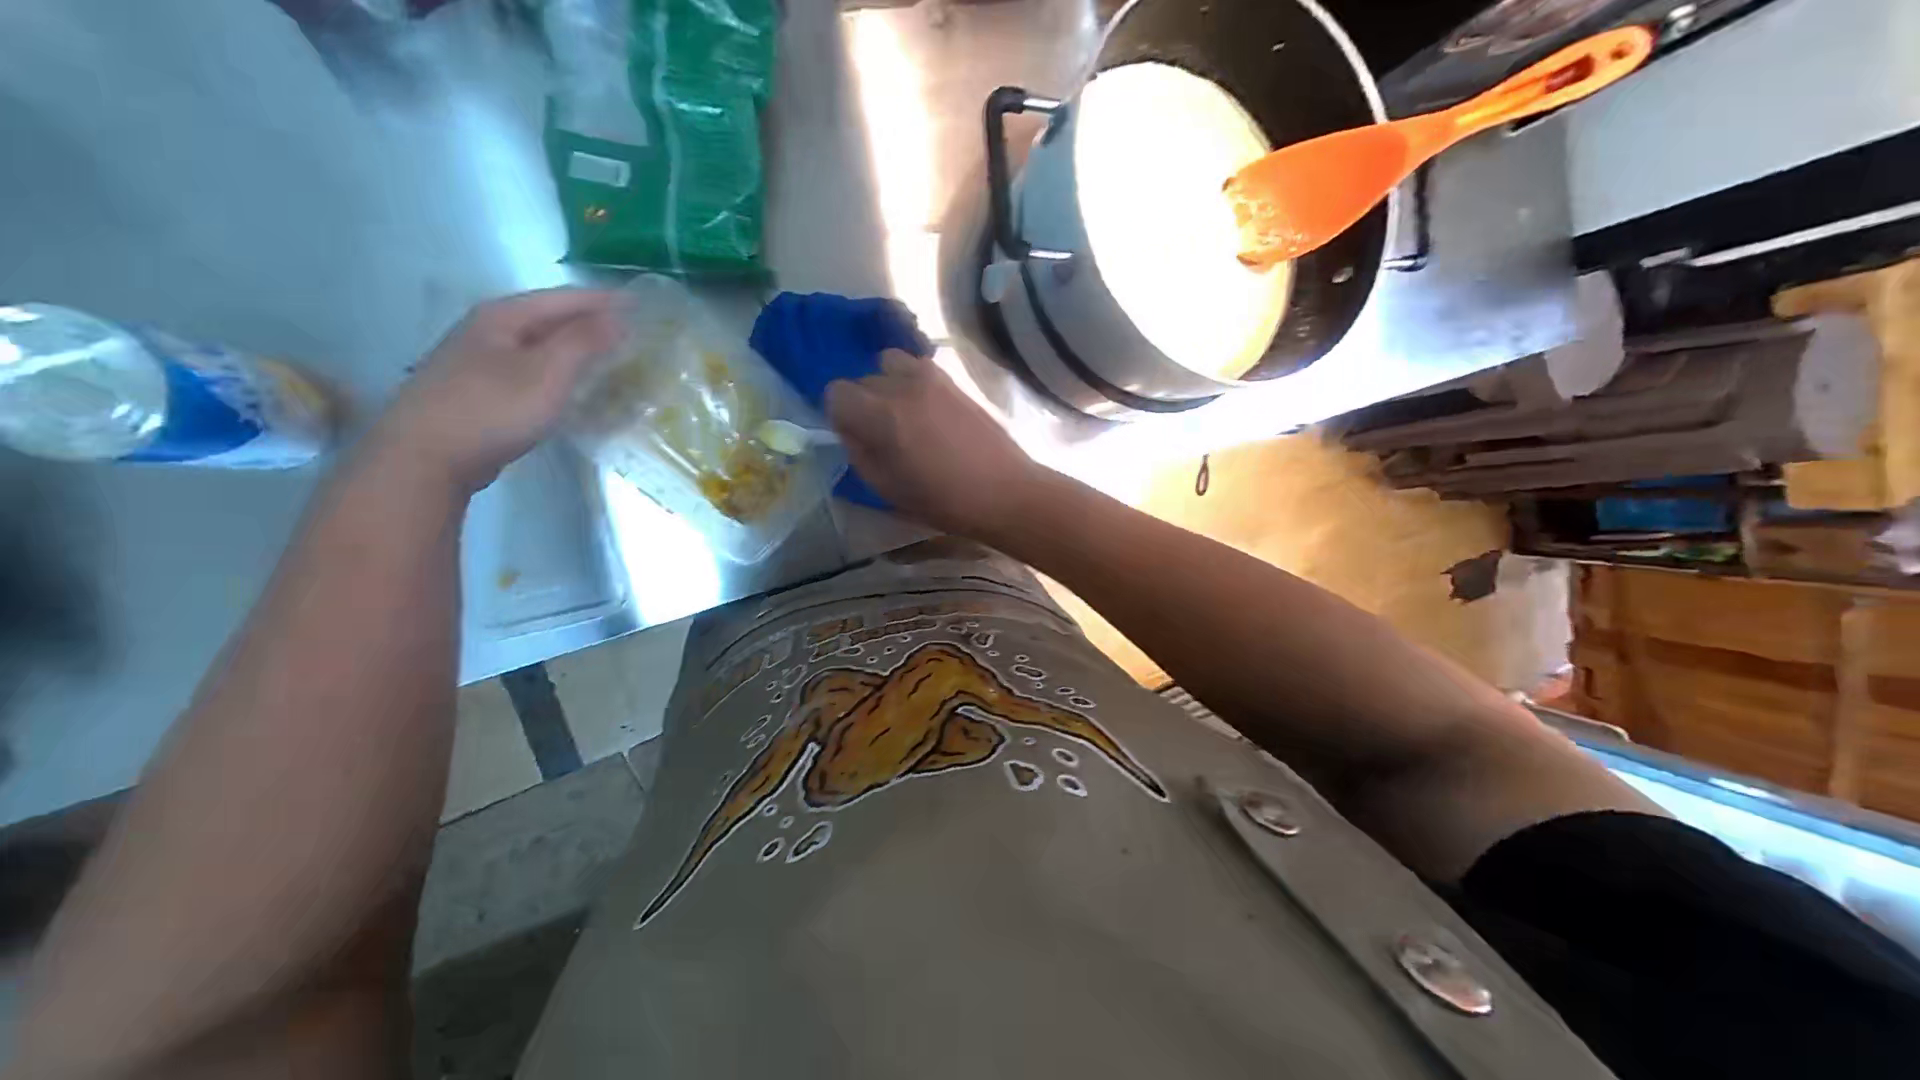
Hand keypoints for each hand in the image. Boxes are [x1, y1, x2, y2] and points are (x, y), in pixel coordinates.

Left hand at [371, 289, 624, 492]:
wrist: (426, 457)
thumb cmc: (492, 409)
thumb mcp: (547, 372)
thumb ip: (584, 341)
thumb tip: (619, 316)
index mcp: (503, 316)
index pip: (564, 298)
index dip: (604, 301)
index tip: (641, 306)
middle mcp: (487, 330)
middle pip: (548, 318)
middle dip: (590, 323)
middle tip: (631, 333)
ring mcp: (478, 361)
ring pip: (538, 345)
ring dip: (574, 349)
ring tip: (608, 358)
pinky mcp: (478, 392)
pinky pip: (529, 370)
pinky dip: (557, 372)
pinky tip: (570, 387)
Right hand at [824, 351, 1048, 538]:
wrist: (1005, 491)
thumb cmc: (943, 500)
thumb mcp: (887, 489)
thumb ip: (859, 453)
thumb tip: (850, 431)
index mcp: (882, 415)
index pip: (836, 393)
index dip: (840, 416)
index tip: (856, 438)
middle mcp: (903, 385)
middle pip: (863, 379)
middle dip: (864, 403)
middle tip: (883, 435)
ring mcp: (932, 378)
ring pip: (890, 364)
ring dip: (888, 385)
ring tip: (904, 416)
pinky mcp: (954, 380)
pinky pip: (918, 368)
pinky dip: (912, 382)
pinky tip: (928, 413)